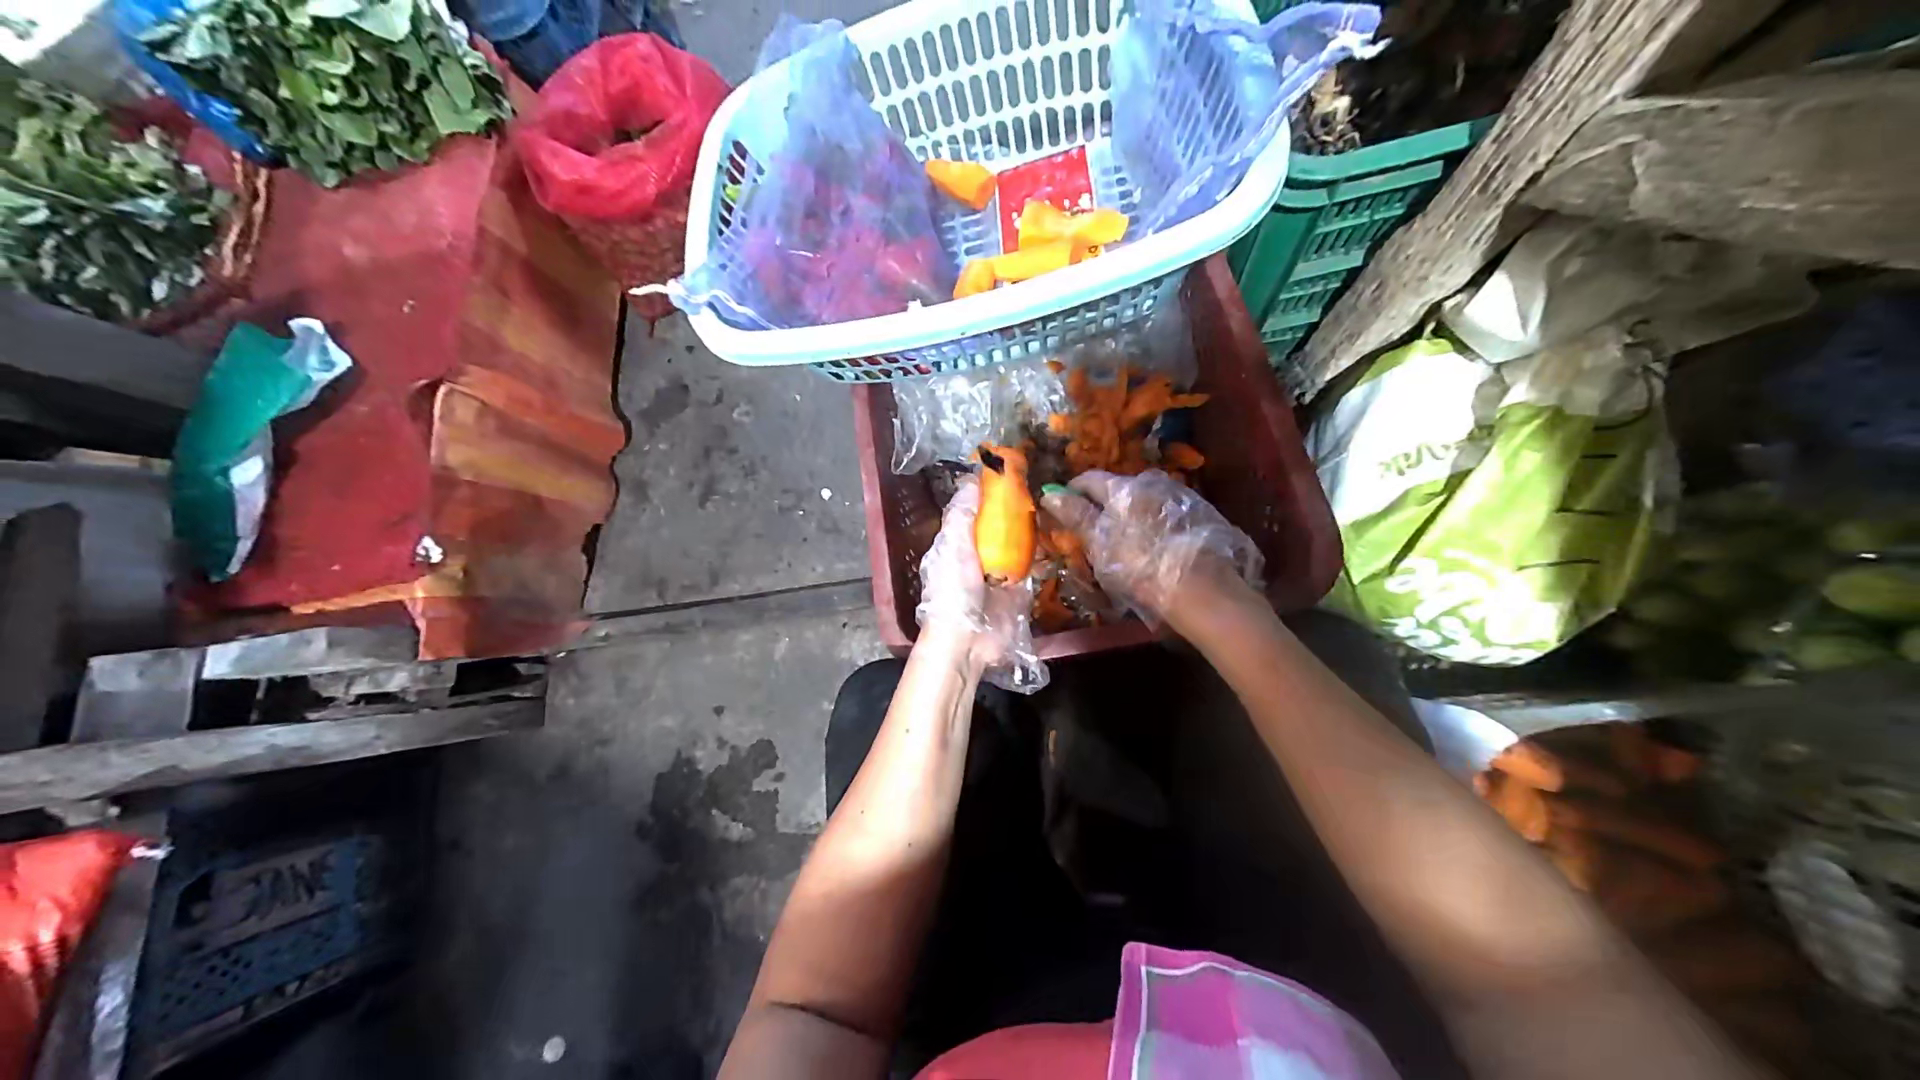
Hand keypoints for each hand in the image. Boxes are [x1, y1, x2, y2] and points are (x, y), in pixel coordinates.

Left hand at [915, 477, 1046, 689]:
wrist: (967, 640)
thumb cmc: (952, 590)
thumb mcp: (952, 546)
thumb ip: (962, 515)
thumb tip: (971, 480)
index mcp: (956, 544)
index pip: (972, 511)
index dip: (986, 491)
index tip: (1006, 469)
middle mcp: (978, 555)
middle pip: (998, 525)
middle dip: (1013, 508)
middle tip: (1034, 483)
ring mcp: (1000, 572)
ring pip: (1018, 542)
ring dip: (1030, 527)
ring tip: (1048, 503)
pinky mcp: (1020, 589)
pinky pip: (1034, 566)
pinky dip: (1043, 552)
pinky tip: (1057, 533)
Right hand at [1039, 469, 1264, 632]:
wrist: (1202, 589)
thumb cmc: (1140, 567)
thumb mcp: (1099, 544)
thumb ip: (1075, 515)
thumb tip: (1048, 493)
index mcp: (1122, 487)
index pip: (1088, 479)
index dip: (1072, 493)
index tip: (1064, 511)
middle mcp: (1151, 481)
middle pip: (1117, 489)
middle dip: (1103, 506)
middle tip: (1094, 534)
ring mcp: (1179, 495)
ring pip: (1143, 501)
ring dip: (1130, 515)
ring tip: (1127, 543)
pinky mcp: (1201, 513)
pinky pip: (1165, 512)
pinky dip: (1154, 524)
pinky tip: (1156, 547)